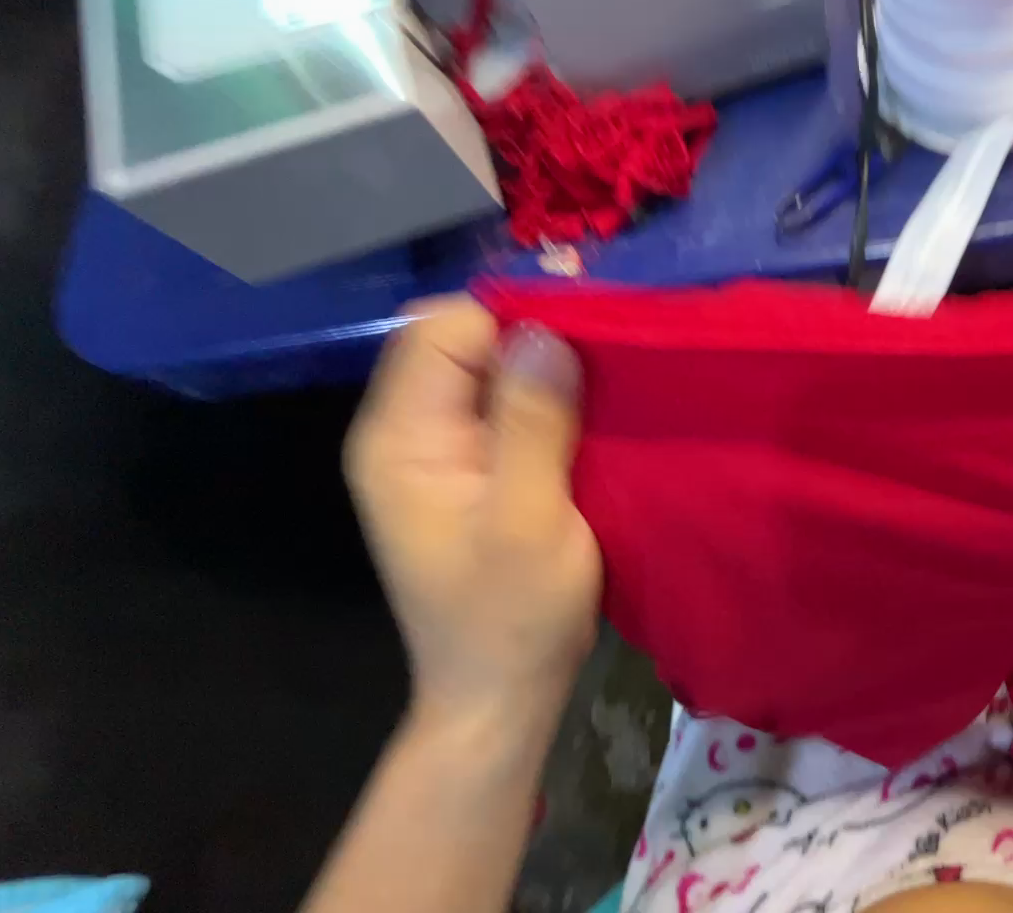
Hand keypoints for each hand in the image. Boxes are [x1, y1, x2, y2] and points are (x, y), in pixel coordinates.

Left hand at [345, 296, 600, 718]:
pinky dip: (550, 397)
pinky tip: (593, 410)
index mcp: (402, 439)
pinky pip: (506, 405)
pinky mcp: (473, 469)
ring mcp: (440, 451)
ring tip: (610, 378)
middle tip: (609, 355)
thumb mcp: (529, 520)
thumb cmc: (513, 614)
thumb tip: (545, 331)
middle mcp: (408, 432)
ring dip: (547, 368)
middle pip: (462, 342)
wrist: (502, 691)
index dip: (512, 321)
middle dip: (533, 337)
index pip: (443, 331)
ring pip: (489, 371)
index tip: (588, 335)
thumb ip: (531, 424)